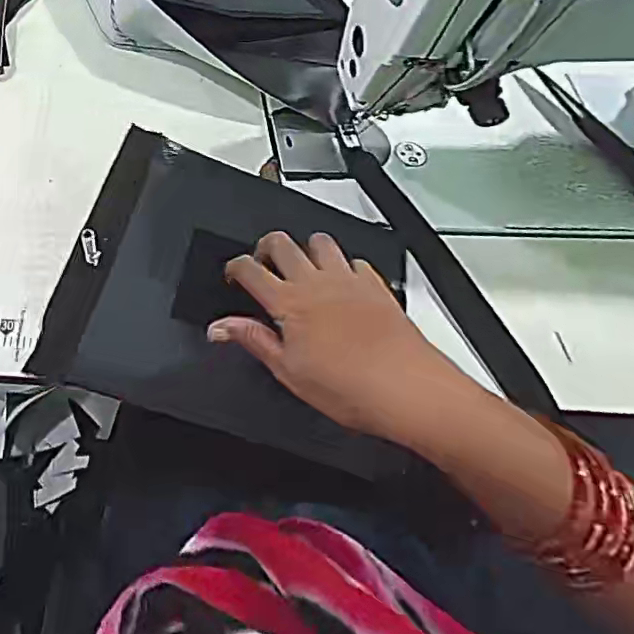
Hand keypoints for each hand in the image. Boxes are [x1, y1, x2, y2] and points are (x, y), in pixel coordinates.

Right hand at [211, 231, 478, 441]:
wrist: (412, 392)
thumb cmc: (353, 388)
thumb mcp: (289, 372)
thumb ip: (252, 340)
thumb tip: (220, 328)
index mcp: (289, 303)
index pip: (249, 268)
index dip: (234, 267)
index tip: (233, 275)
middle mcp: (317, 283)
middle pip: (280, 242)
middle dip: (264, 247)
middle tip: (263, 264)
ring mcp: (349, 281)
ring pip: (319, 242)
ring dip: (305, 249)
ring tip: (302, 268)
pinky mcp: (377, 288)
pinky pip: (356, 261)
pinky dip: (345, 266)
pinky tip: (344, 284)